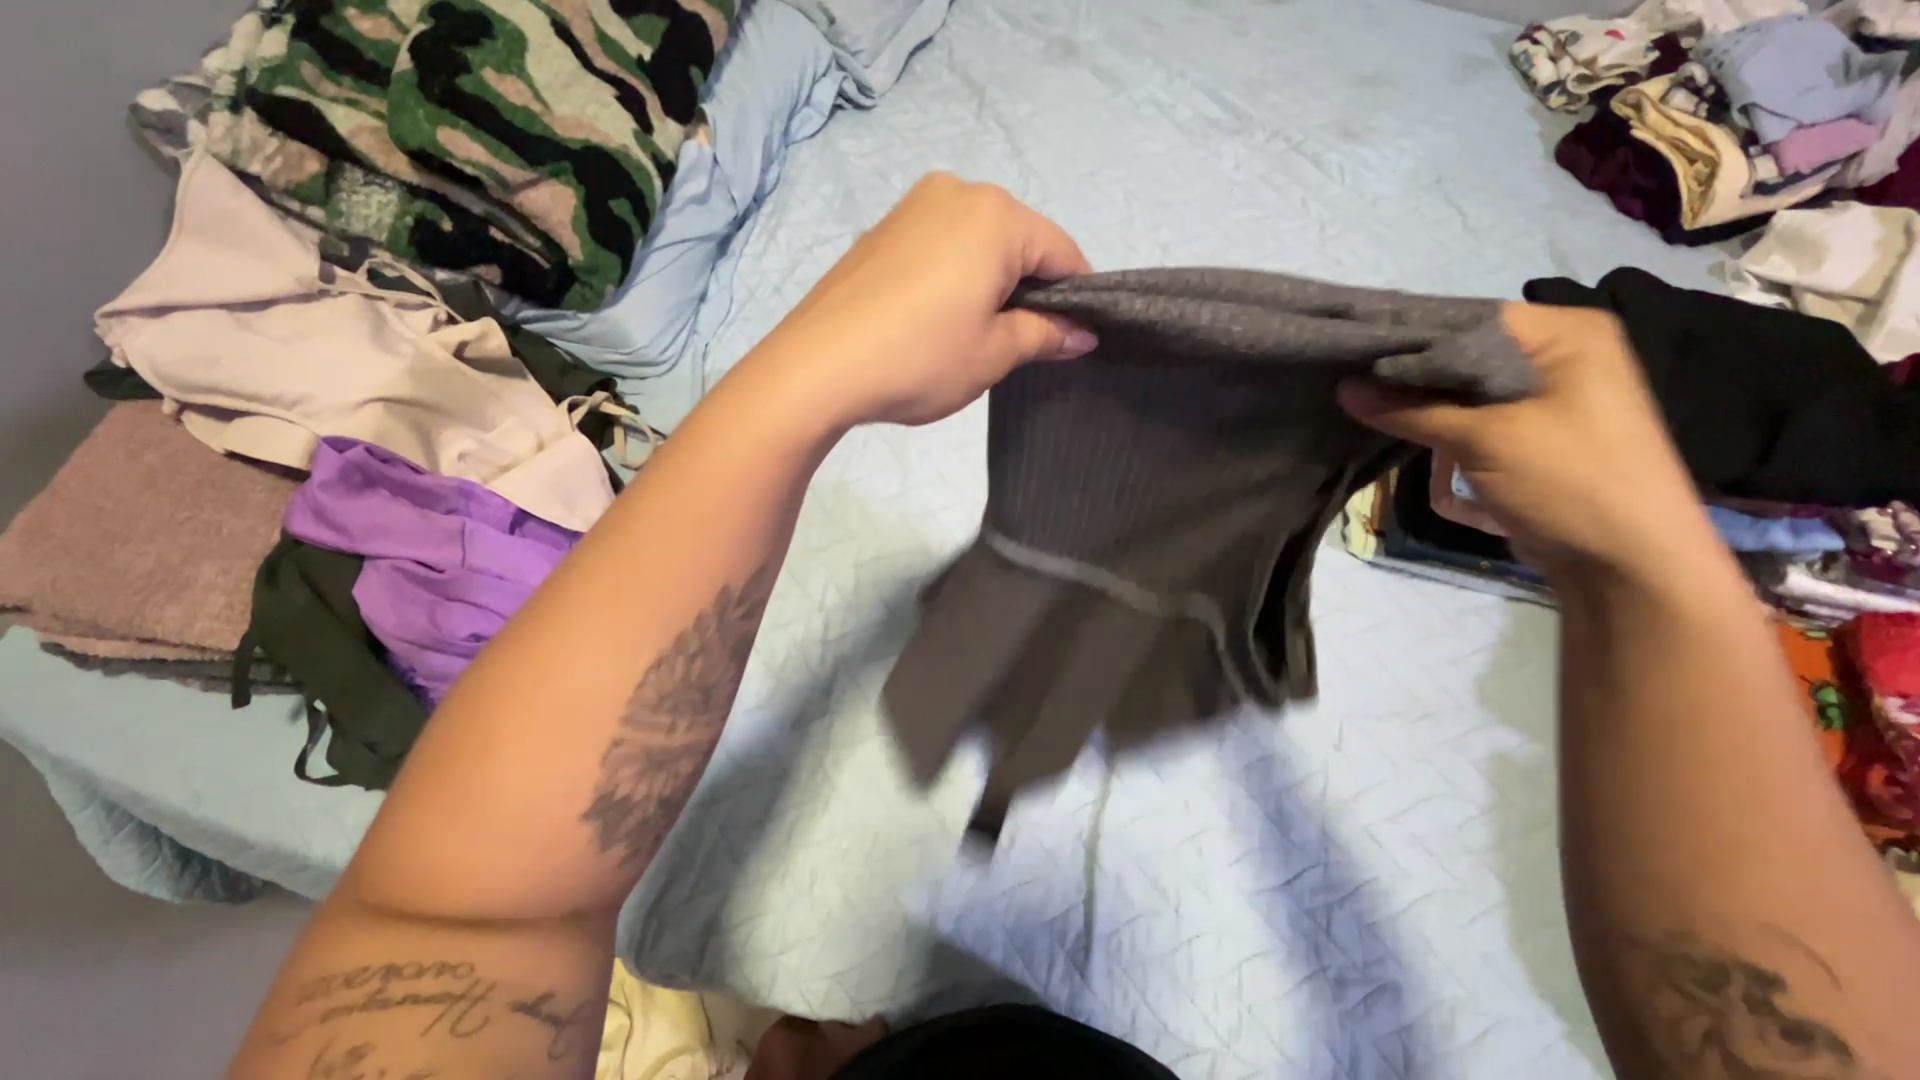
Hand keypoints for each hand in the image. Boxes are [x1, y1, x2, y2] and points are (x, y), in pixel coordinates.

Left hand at [742, 173, 1095, 427]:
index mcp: (996, 215)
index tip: (1074, 338)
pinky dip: (954, 275)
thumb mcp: (994, 353)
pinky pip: (941, 245)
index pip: (1062, 252)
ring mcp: (913, 205)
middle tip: (1018, 343)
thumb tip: (1081, 332)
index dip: (1077, 298)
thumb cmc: (919, 357)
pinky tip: (936, 317)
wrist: (816, 366)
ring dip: (990, 282)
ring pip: (978, 241)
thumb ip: (1045, 334)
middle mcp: (957, 191)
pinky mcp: (882, 228)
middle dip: (1030, 288)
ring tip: (971, 334)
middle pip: (1019, 240)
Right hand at [1337, 303, 1714, 579]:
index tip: (1351, 349)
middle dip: (1410, 369)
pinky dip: (1441, 421)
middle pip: (1467, 350)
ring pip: (1467, 386)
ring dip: (1421, 399)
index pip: (1471, 317)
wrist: (1627, 565)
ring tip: (1361, 401)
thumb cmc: (1570, 483)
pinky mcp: (1535, 433)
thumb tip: (1343, 388)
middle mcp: (1561, 354)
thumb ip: (1412, 410)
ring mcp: (1550, 396)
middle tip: (1347, 376)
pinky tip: (1398, 425)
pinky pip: (1476, 415)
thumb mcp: (1484, 440)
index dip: (1409, 333)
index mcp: (1567, 334)